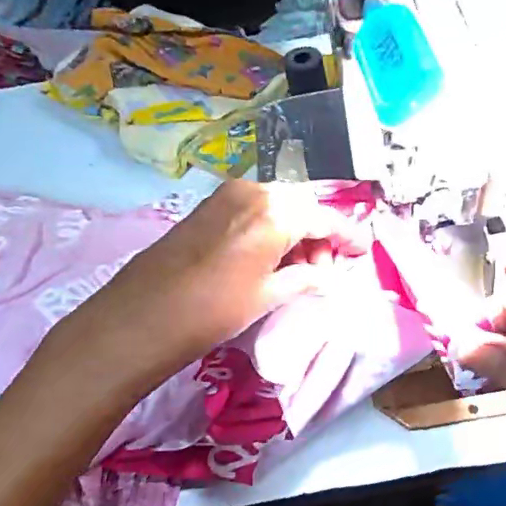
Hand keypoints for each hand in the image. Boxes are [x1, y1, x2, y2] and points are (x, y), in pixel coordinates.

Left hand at [47, 180, 366, 392]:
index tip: (362, 251)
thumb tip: (328, 274)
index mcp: (276, 211)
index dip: (346, 235)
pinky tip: (270, 257)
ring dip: (293, 231)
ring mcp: (227, 195)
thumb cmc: (213, 309)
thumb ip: (305, 277)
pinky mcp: (208, 206)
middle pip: (300, 205)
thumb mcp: (268, 296)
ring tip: (299, 268)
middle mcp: (254, 191)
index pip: (323, 217)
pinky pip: (252, 209)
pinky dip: (269, 227)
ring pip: (276, 205)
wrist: (143, 314)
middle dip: (318, 233)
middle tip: (325, 269)